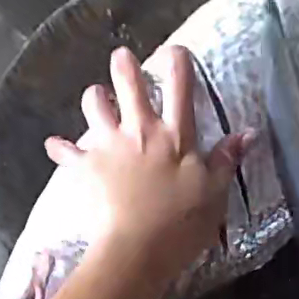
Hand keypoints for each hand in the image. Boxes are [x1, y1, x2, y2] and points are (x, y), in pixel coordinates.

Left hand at [43, 45, 253, 297]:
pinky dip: (59, 148)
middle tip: (121, 58)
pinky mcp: (86, 168)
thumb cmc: (181, 224)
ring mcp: (110, 147)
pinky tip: (53, 144)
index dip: (177, 62)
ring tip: (95, 97)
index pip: (181, 86)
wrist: (138, 248)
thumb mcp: (214, 194)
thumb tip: (246, 134)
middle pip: (130, 85)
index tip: (173, 51)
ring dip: (94, 98)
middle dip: (124, 66)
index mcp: (177, 135)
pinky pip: (66, 152)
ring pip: (95, 105)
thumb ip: (225, 161)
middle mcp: (141, 131)